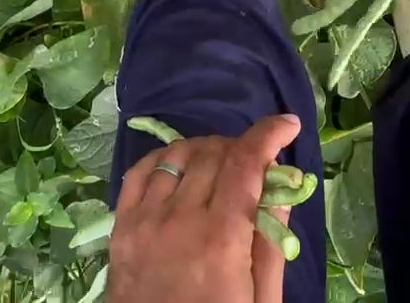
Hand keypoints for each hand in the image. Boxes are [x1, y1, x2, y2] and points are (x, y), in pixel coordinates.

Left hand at [108, 115, 300, 302]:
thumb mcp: (261, 302)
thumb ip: (272, 241)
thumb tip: (283, 186)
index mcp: (221, 240)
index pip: (245, 163)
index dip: (269, 135)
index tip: (288, 124)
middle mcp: (180, 220)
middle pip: (214, 154)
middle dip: (241, 147)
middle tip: (256, 163)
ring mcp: (145, 221)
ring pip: (178, 155)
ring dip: (206, 150)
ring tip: (221, 164)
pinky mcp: (120, 228)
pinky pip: (140, 171)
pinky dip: (164, 159)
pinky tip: (180, 167)